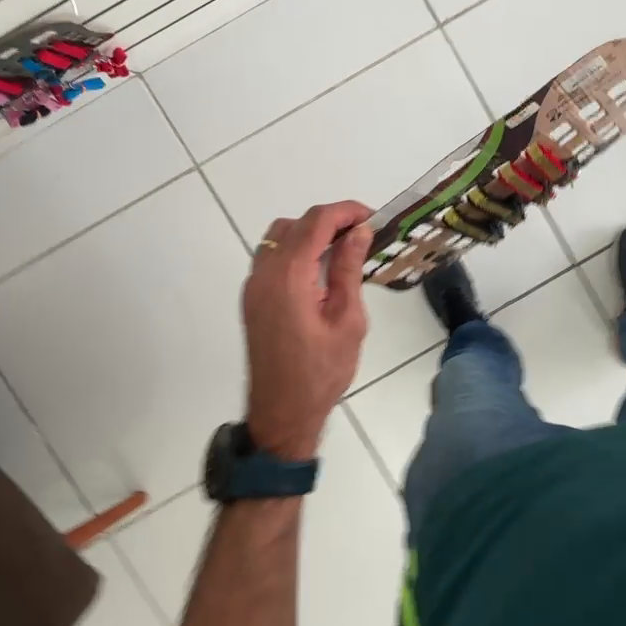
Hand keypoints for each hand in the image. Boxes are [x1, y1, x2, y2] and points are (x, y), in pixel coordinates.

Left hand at [240, 201, 375, 459]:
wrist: (282, 414)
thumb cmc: (322, 372)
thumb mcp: (348, 320)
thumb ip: (349, 270)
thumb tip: (357, 232)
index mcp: (289, 277)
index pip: (316, 222)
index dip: (346, 211)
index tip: (373, 218)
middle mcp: (264, 273)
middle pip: (295, 224)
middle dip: (330, 220)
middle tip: (363, 235)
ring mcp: (253, 286)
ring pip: (278, 237)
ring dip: (309, 233)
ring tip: (342, 250)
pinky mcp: (252, 299)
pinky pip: (270, 257)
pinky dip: (294, 250)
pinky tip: (319, 270)